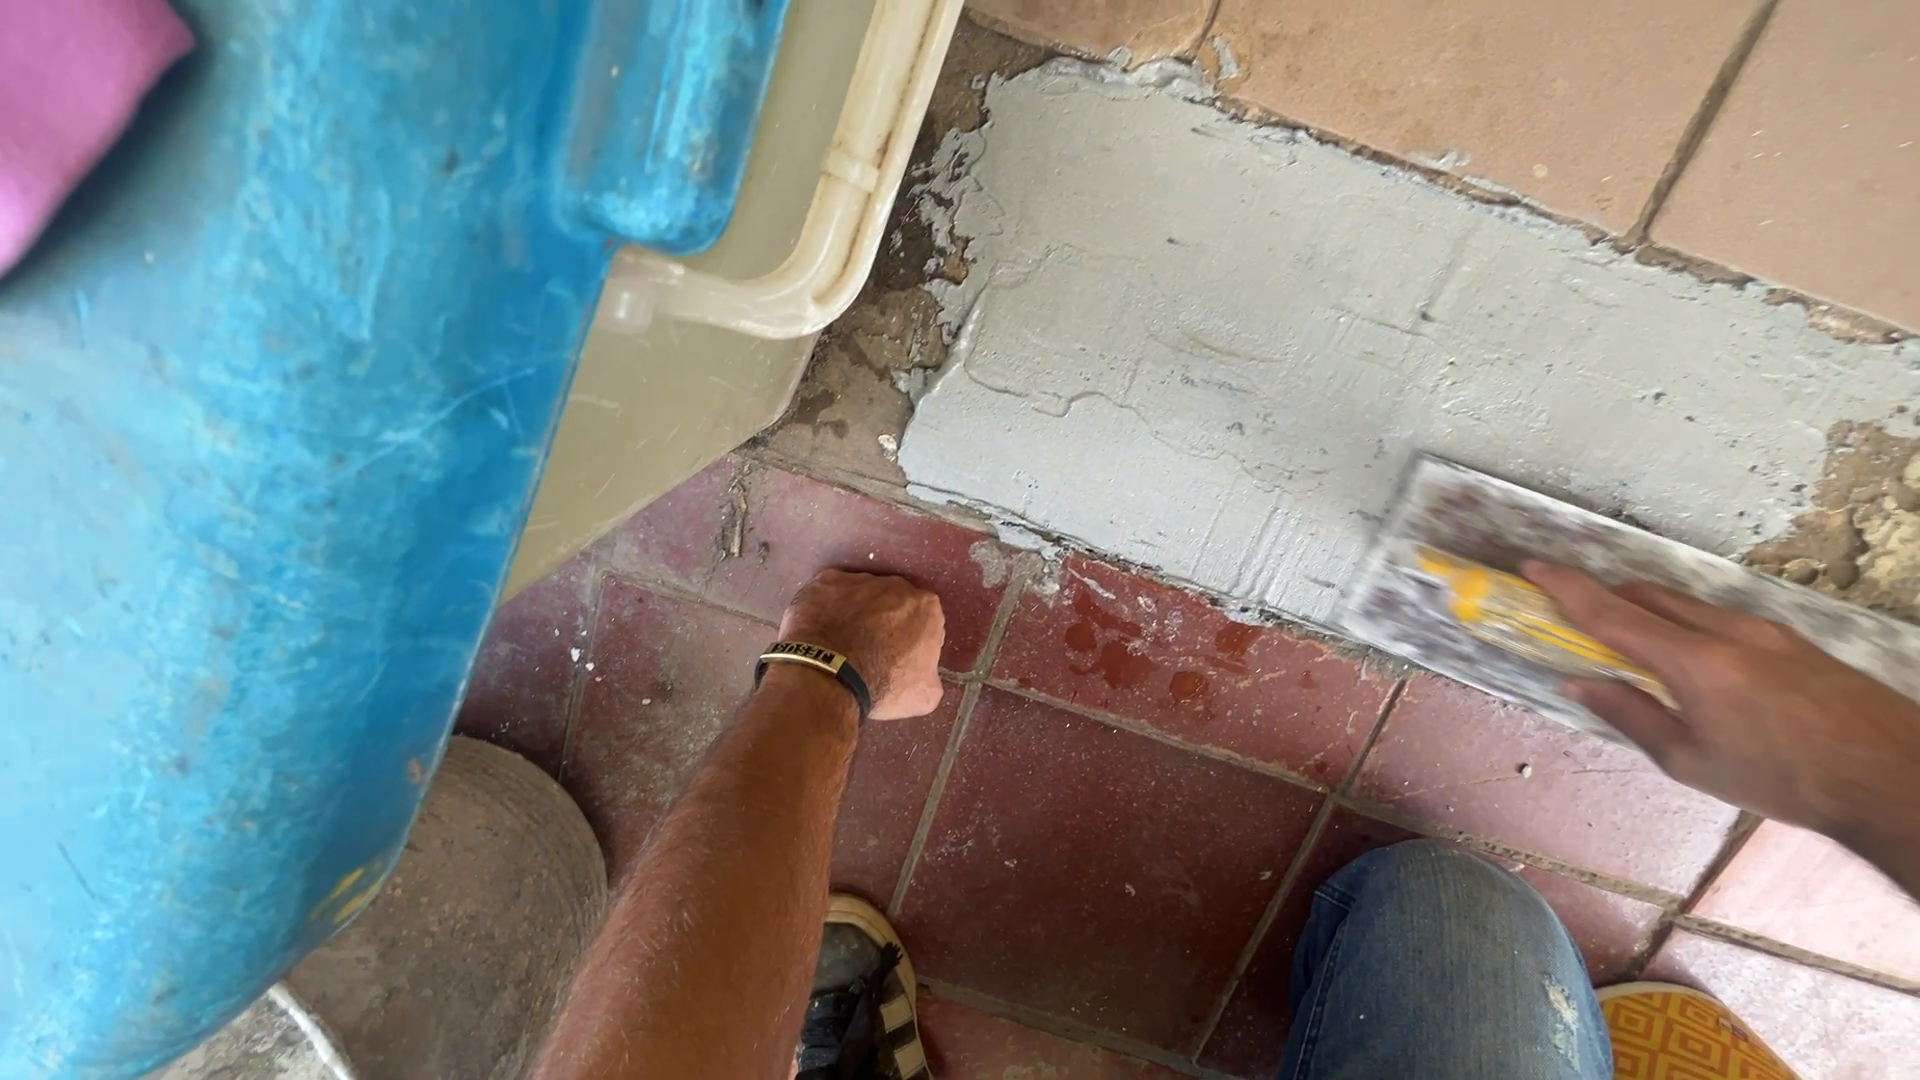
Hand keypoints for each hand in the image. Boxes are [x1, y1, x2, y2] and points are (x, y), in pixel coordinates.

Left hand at [777, 570, 944, 720]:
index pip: (926, 622)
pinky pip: (830, 594)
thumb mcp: (925, 694)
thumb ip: (930, 672)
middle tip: (871, 650)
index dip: (913, 641)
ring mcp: (858, 581)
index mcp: (926, 607)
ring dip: (856, 613)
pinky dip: (827, 608)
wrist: (829, 678)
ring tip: (842, 643)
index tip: (901, 658)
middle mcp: (895, 585)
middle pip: (894, 603)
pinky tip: (821, 631)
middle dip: (886, 622)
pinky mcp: (824, 582)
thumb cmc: (882, 685)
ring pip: (861, 595)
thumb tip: (923, 673)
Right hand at [1523, 562, 1919, 839]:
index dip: (1565, 587)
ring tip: (1636, 646)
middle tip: (1577, 617)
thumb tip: (1577, 684)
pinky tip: (1695, 662)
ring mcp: (1768, 632)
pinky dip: (1686, 624)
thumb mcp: (1689, 761)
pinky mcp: (1796, 642)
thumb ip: (1628, 714)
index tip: (1532, 568)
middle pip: (1646, 594)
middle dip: (1604, 596)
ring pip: (1685, 603)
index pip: (1610, 612)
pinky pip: (1720, 617)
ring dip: (1646, 611)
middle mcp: (1728, 633)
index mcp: (1693, 662)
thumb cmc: (1786, 781)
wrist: (1905, 786)